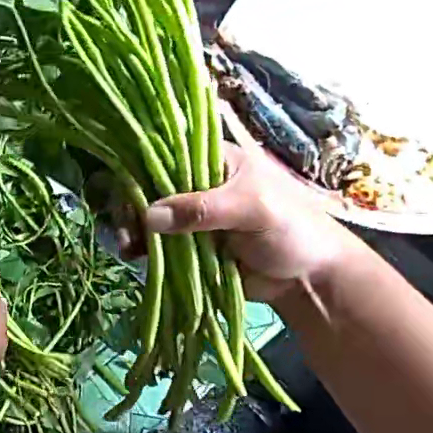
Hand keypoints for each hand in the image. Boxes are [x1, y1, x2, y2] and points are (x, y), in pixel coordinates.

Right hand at [145, 143, 372, 301]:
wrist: (306, 279)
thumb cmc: (290, 229)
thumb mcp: (252, 209)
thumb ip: (203, 210)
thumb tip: (150, 217)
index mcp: (215, 160)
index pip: (168, 153)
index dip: (142, 169)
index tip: (126, 194)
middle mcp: (197, 183)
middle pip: (151, 187)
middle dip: (133, 206)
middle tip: (127, 231)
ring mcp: (191, 216)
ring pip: (150, 216)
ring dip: (134, 230)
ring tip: (129, 248)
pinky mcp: (188, 245)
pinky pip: (158, 243)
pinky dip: (143, 249)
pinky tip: (134, 256)